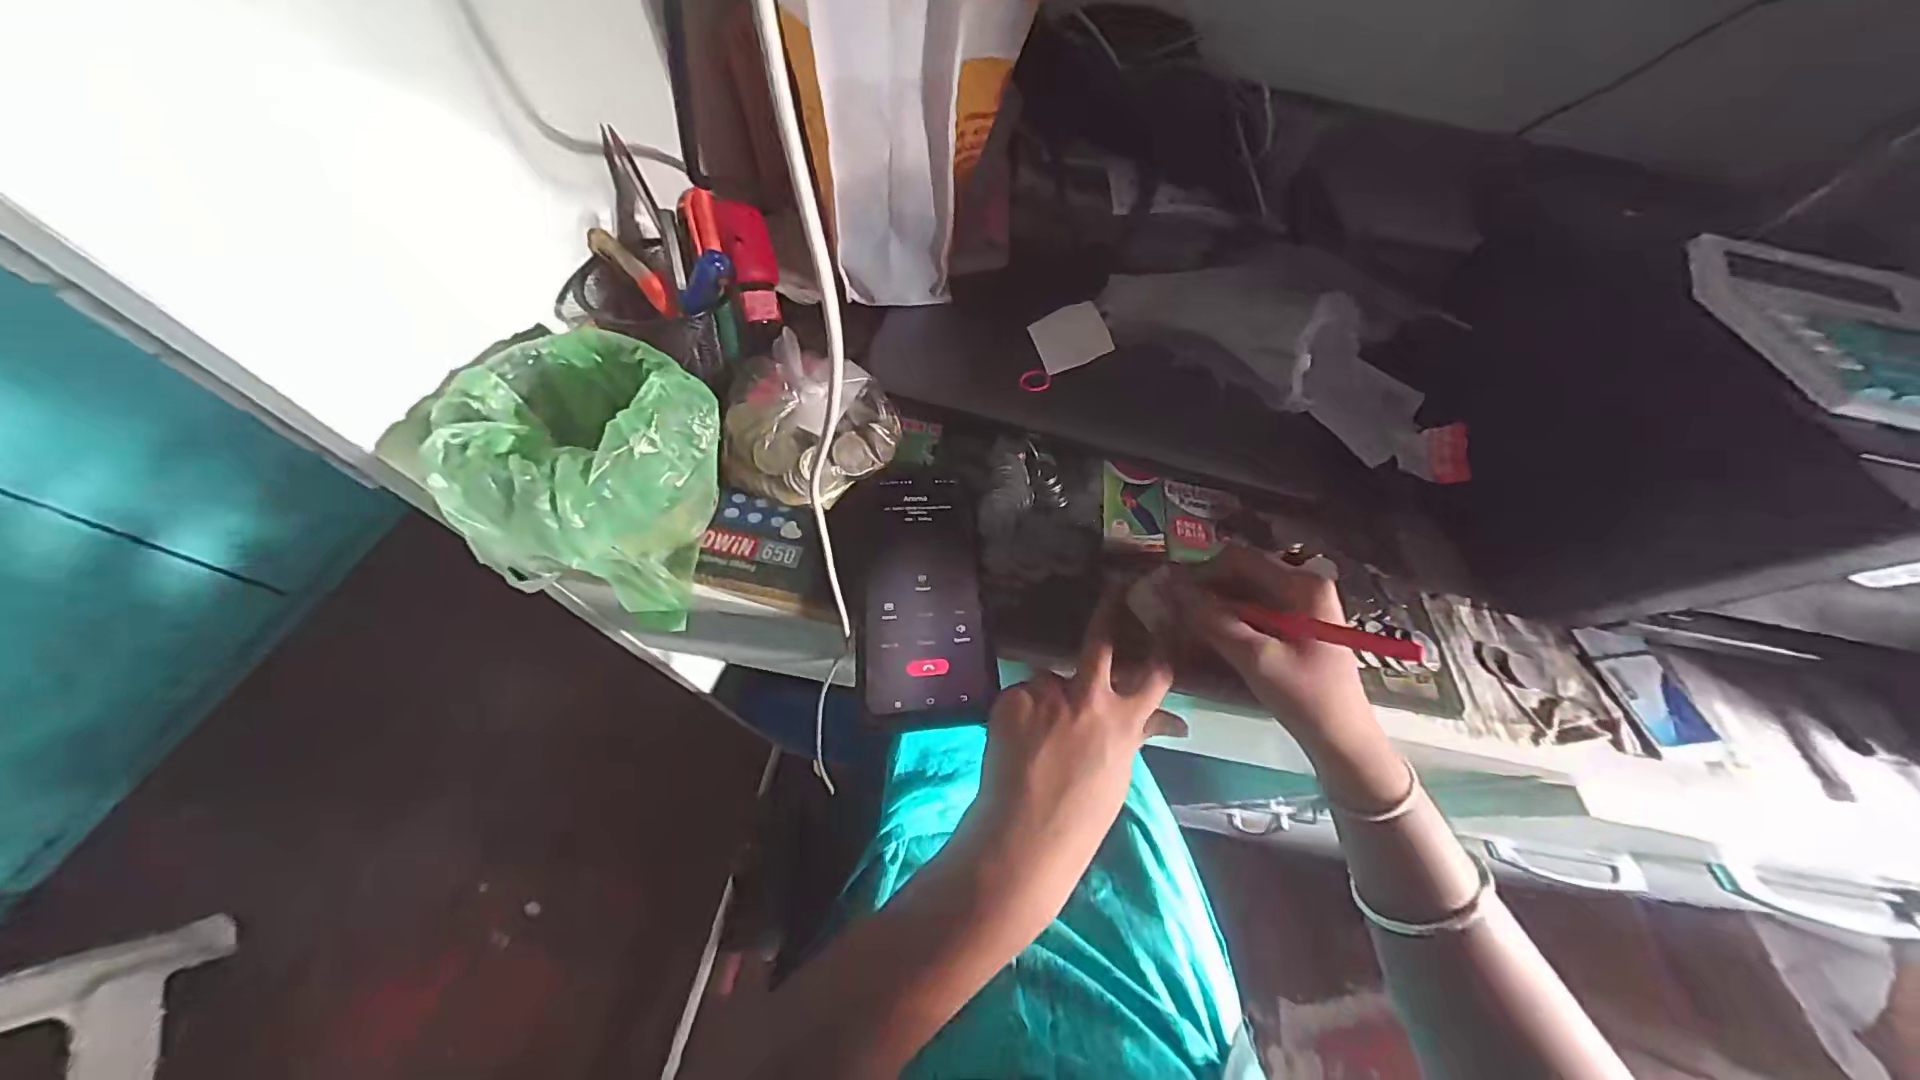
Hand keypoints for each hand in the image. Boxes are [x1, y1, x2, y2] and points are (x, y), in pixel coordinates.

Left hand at [975, 589, 1175, 853]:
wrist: (1024, 833)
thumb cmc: (1082, 814)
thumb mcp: (1119, 770)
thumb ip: (1137, 733)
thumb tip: (1175, 723)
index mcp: (1123, 721)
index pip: (1155, 672)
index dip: (1165, 641)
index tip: (1169, 614)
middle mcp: (1088, 698)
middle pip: (1101, 641)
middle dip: (1111, 608)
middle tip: (1117, 584)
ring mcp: (1048, 695)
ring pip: (1048, 679)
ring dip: (1046, 698)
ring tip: (1035, 738)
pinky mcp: (1012, 696)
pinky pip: (1021, 695)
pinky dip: (1020, 712)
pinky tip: (1016, 742)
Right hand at [1164, 543, 1374, 748]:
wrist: (1342, 738)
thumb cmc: (1305, 696)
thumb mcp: (1254, 657)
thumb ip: (1212, 620)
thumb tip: (1171, 588)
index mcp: (1303, 583)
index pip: (1238, 558)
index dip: (1200, 570)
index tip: (1169, 588)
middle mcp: (1305, 584)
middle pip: (1241, 572)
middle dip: (1205, 587)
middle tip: (1170, 605)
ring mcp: (1302, 604)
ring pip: (1244, 590)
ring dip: (1213, 602)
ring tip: (1181, 618)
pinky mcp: (1296, 624)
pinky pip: (1253, 608)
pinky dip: (1228, 616)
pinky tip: (1206, 632)